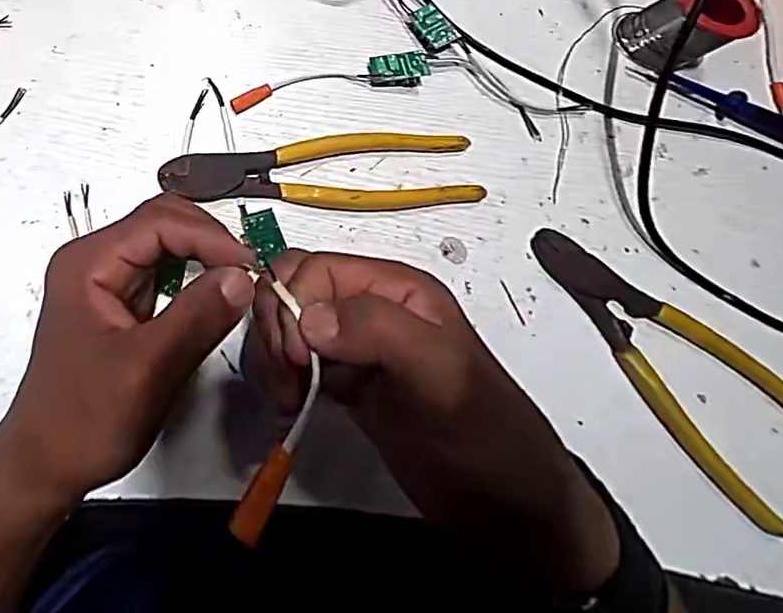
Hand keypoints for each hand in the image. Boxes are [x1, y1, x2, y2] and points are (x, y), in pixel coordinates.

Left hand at [0, 195, 256, 501]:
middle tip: (246, 269)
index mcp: (87, 264)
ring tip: (237, 279)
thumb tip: (238, 278)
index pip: (158, 222)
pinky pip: (165, 271)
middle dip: (208, 240)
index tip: (245, 264)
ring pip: (166, 244)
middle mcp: (94, 261)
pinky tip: (214, 292)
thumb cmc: (76, 423)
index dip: (208, 237)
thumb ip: (194, 319)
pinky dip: (195, 276)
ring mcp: (107, 279)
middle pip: (162, 222)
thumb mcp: (144, 371)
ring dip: (204, 255)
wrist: (46, 464)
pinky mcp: (121, 300)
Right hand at [250, 250, 619, 597]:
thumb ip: (380, 330)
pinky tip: (292, 401)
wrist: (509, 514)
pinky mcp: (344, 379)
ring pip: (287, 321)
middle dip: (276, 324)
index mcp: (394, 288)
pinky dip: (280, 374)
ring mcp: (354, 345)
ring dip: (273, 352)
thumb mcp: (442, 375)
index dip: (294, 303)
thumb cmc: (490, 439)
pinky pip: (293, 357)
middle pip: (293, 287)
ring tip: (289, 394)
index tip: (295, 354)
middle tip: (287, 374)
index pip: (316, 268)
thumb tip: (311, 318)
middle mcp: (369, 308)